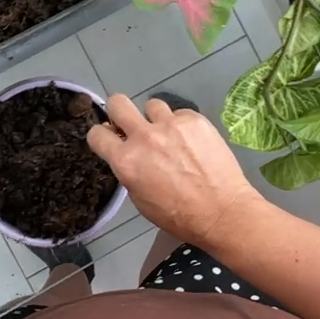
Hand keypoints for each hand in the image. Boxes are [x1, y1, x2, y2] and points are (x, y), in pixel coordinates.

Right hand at [86, 94, 268, 249]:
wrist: (222, 211)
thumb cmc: (178, 215)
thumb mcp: (140, 199)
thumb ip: (129, 170)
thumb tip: (129, 154)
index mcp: (126, 161)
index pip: (97, 134)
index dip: (102, 136)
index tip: (111, 139)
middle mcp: (144, 137)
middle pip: (117, 102)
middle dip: (120, 111)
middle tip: (132, 124)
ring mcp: (170, 124)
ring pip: (152, 105)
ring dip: (156, 119)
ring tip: (171, 136)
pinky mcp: (195, 119)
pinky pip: (180, 114)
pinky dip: (182, 125)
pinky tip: (193, 142)